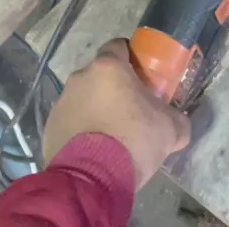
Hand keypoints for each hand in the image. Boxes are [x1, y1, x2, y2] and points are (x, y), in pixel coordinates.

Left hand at [42, 39, 189, 185]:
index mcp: (108, 67)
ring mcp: (61, 103)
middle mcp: (80, 77)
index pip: (118, 46)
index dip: (131, 58)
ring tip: (109, 136)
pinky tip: (92, 151)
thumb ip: (177, 119)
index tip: (141, 76)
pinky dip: (80, 130)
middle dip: (112, 88)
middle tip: (129, 110)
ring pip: (83, 98)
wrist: (91, 181)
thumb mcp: (170, 129)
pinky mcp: (49, 128)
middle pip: (100, 74)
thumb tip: (179, 123)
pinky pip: (70, 122)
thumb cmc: (133, 141)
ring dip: (95, 109)